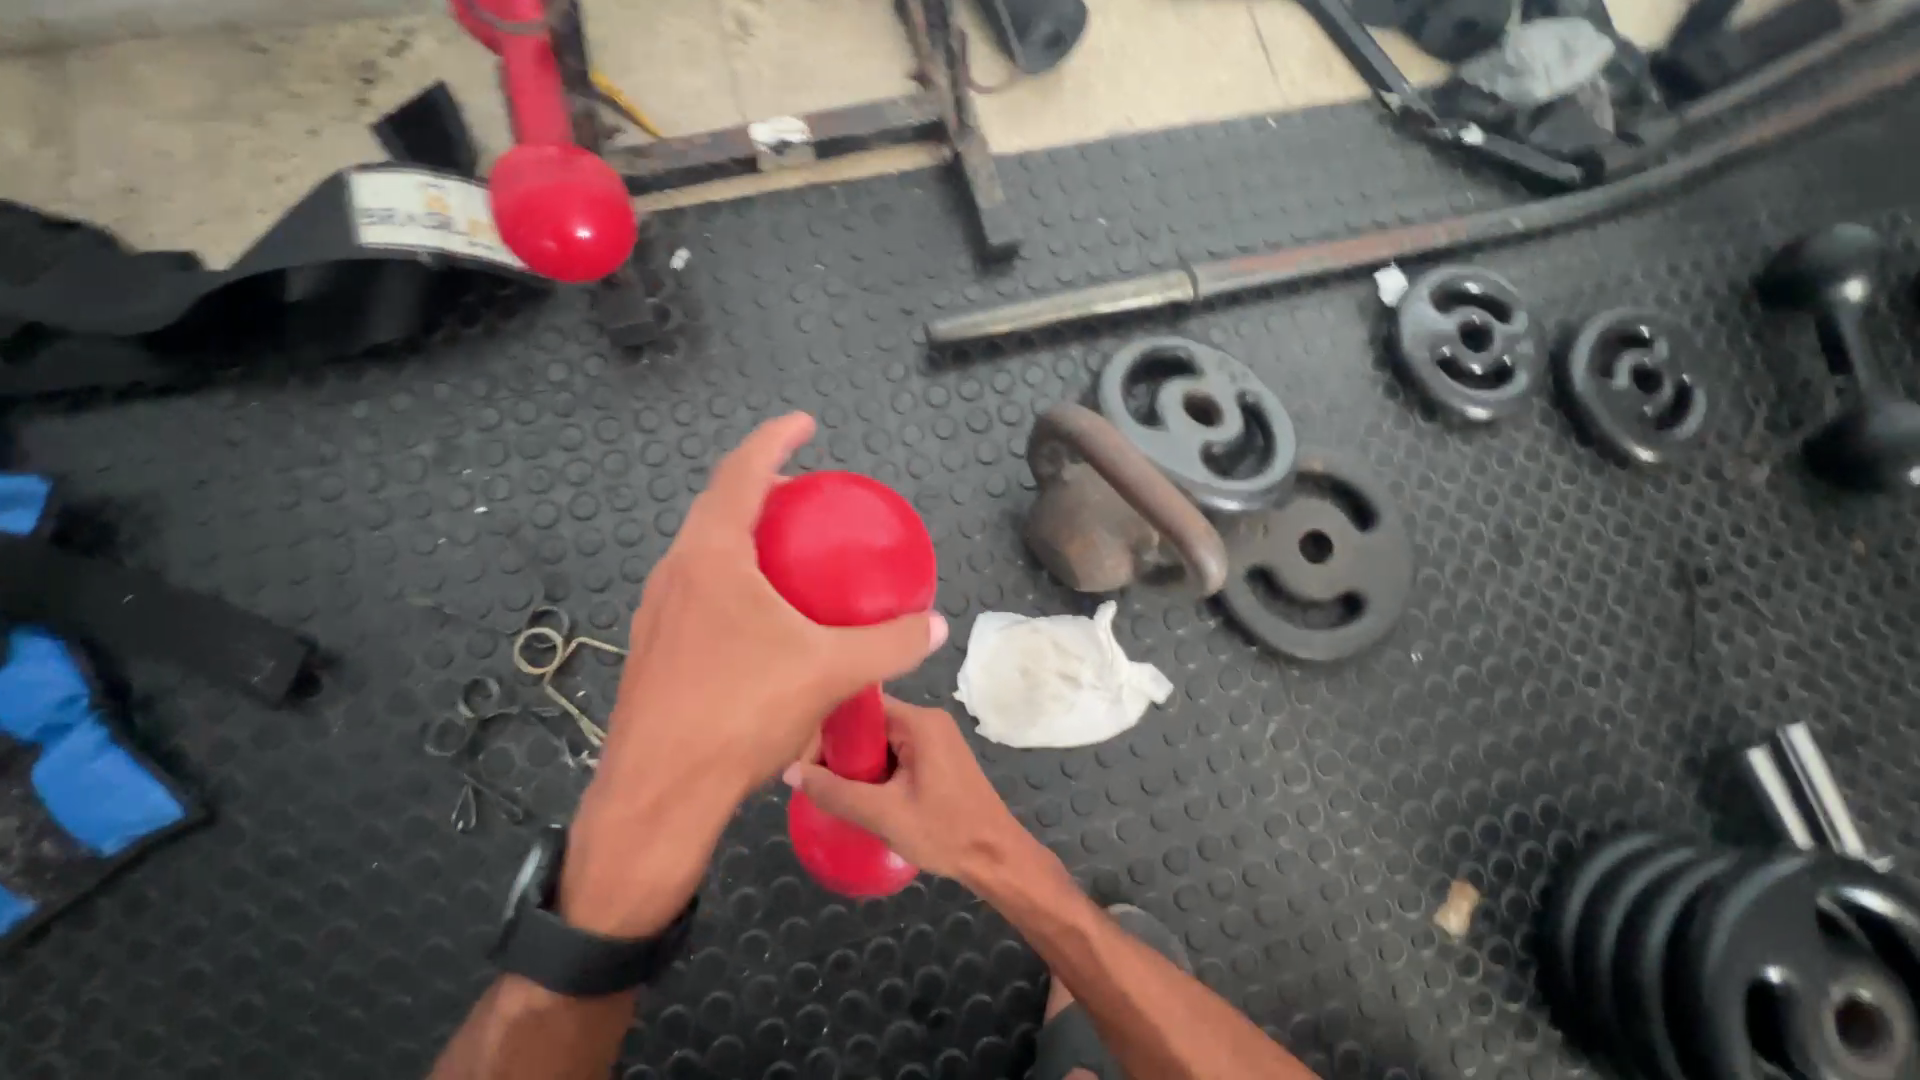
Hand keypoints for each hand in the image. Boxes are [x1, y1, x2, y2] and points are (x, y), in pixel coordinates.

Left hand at [562, 413, 945, 934]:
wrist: (658, 794)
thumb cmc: (739, 714)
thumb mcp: (828, 672)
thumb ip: (889, 644)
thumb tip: (936, 626)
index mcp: (711, 557)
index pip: (740, 473)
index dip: (774, 439)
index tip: (804, 425)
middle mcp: (675, 572)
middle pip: (717, 507)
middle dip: (760, 488)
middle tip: (804, 496)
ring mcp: (656, 612)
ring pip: (702, 551)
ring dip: (742, 536)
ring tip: (786, 553)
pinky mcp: (653, 648)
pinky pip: (697, 590)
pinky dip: (731, 579)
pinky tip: (761, 620)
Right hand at [782, 696, 1035, 886]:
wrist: (996, 858)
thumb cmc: (945, 831)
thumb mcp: (883, 813)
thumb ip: (835, 791)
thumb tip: (790, 771)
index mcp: (920, 721)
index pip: (861, 707)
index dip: (829, 728)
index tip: (804, 756)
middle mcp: (928, 721)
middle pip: (870, 724)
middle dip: (840, 750)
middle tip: (812, 779)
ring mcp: (935, 740)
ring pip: (880, 742)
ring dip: (856, 765)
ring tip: (828, 790)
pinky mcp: (938, 760)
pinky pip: (895, 755)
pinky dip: (875, 773)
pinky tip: (857, 796)